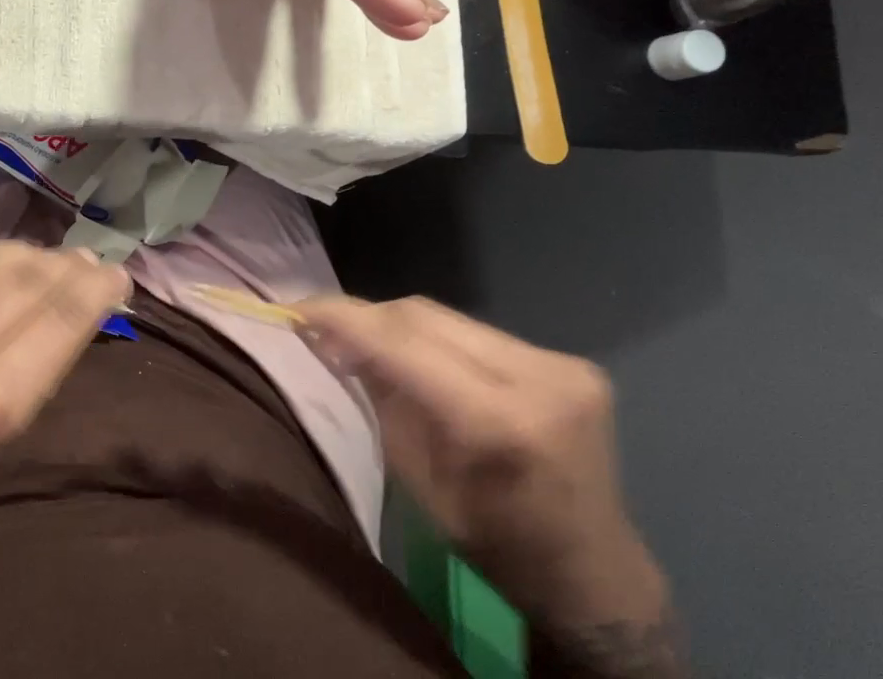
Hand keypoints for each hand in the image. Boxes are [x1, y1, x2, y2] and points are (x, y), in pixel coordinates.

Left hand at [0, 242, 130, 530]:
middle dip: (67, 265)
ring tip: (48, 259)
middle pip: (27, 277)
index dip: (96, 289)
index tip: (118, 274)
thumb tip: (78, 302)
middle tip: (88, 261)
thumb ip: (39, 365)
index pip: (60, 317)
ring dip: (27, 254)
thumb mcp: (1, 431)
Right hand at [294, 296, 665, 631]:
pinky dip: (427, 337)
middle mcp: (538, 377)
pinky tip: (407, 356)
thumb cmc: (492, 542)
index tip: (289, 312)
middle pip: (420, 316)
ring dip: (391, 325)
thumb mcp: (414, 477)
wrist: (593, 571)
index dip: (339, 319)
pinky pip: (471, 332)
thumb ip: (378, 402)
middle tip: (313, 327)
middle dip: (360, 317)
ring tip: (354, 341)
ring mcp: (560, 364)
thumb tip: (331, 345)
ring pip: (443, 317)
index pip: (400, 342)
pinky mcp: (565, 361)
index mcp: (499, 420)